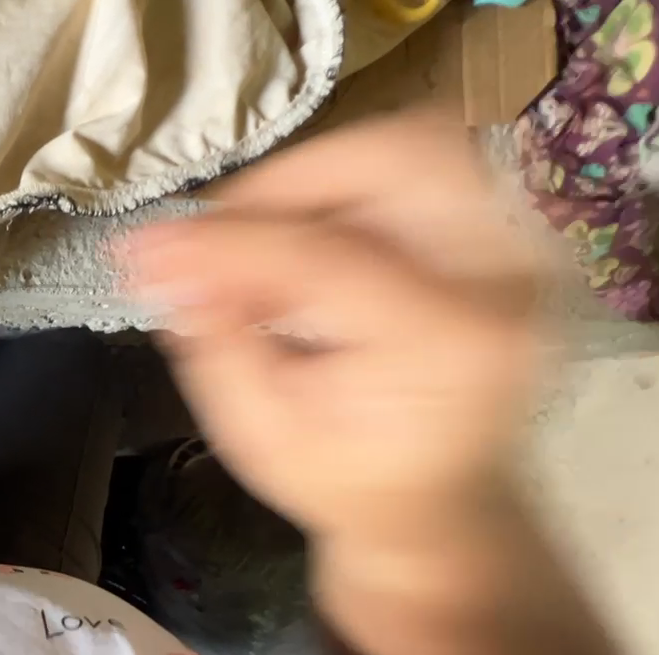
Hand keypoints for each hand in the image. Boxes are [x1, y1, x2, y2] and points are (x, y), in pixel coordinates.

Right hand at [123, 114, 547, 544]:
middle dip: (281, 183)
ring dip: (307, 186)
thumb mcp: (255, 431)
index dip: (221, 243)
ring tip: (247, 247)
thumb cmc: (340, 479)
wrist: (430, 500)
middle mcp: (500, 278)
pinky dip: (332, 201)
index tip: (144, 246)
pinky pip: (411, 178)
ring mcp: (514, 251)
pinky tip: (286, 258)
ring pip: (409, 150)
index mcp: (440, 343)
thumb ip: (215, 345)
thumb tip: (166, 268)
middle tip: (213, 234)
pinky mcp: (499, 241)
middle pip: (395, 156)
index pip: (319, 256)